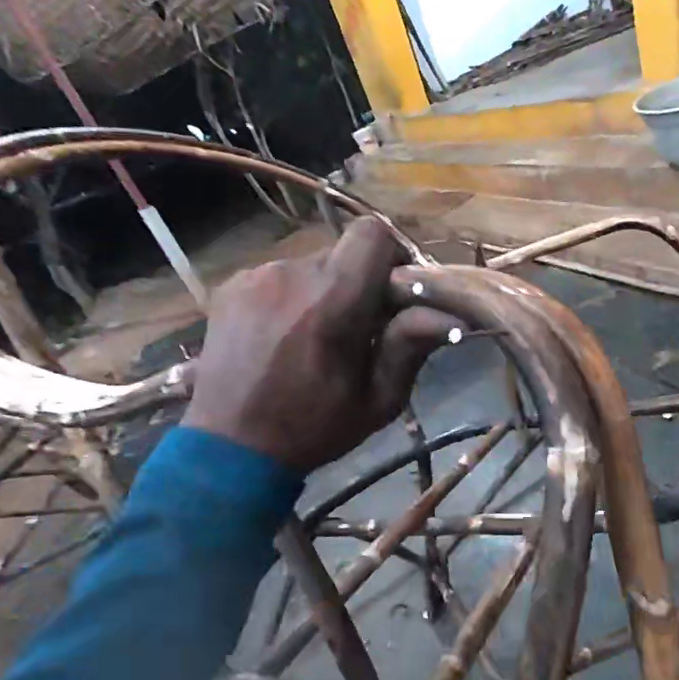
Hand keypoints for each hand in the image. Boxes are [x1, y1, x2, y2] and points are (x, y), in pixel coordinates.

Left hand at [183, 217, 457, 471]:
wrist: (228, 446)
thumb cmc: (310, 429)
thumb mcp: (376, 401)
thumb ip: (410, 346)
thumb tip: (450, 313)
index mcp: (333, 298)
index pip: (374, 232)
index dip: (394, 254)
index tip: (395, 292)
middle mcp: (291, 273)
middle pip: (342, 252)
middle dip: (357, 281)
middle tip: (356, 327)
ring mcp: (255, 276)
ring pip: (308, 265)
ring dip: (321, 290)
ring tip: (310, 338)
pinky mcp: (231, 286)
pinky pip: (276, 277)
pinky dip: (288, 297)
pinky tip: (280, 337)